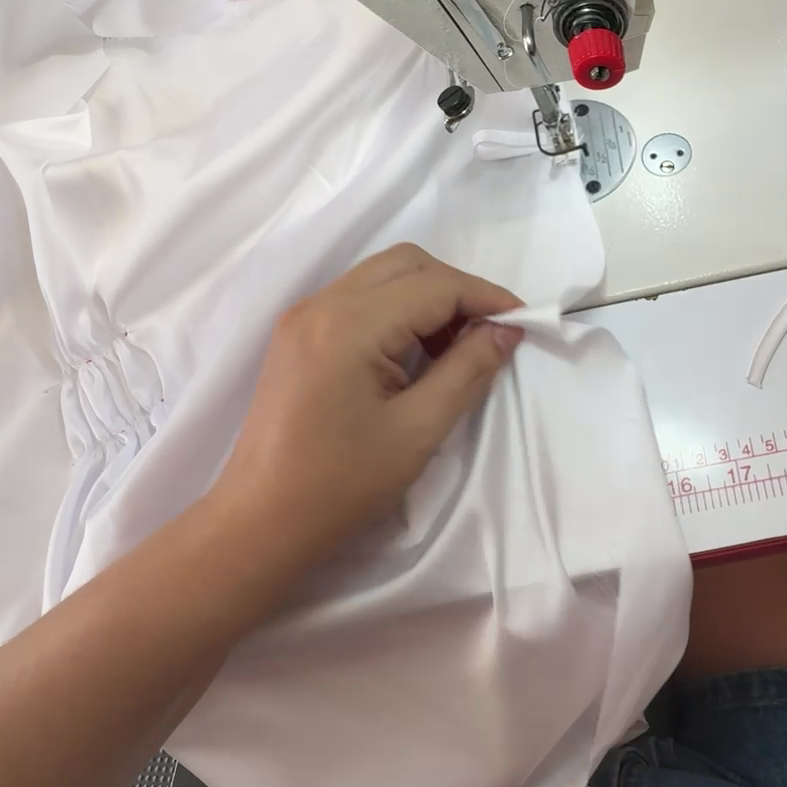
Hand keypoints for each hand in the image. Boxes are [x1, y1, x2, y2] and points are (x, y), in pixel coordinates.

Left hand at [207, 244, 523, 544]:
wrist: (261, 522)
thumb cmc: (342, 484)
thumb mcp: (420, 430)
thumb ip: (468, 369)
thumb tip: (506, 330)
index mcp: (349, 326)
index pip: (435, 285)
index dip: (487, 297)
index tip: (525, 322)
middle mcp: (322, 305)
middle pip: (408, 264)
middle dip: (459, 289)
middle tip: (489, 334)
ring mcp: (304, 316)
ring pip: (385, 275)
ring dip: (430, 298)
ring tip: (456, 348)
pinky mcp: (299, 334)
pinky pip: (362, 297)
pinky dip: (401, 310)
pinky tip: (416, 354)